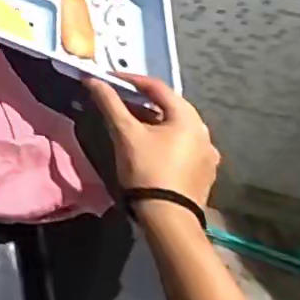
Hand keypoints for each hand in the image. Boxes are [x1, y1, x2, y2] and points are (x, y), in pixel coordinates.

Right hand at [86, 73, 219, 205]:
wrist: (168, 220)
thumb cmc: (146, 169)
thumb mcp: (124, 132)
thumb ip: (109, 102)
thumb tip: (92, 79)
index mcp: (188, 119)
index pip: (158, 87)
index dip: (131, 80)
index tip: (109, 80)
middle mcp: (204, 133)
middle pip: (169, 105)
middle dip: (142, 99)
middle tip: (119, 98)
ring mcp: (207, 155)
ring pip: (176, 126)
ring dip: (153, 119)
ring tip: (131, 120)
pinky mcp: (204, 172)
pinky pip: (182, 144)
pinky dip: (164, 137)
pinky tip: (149, 144)